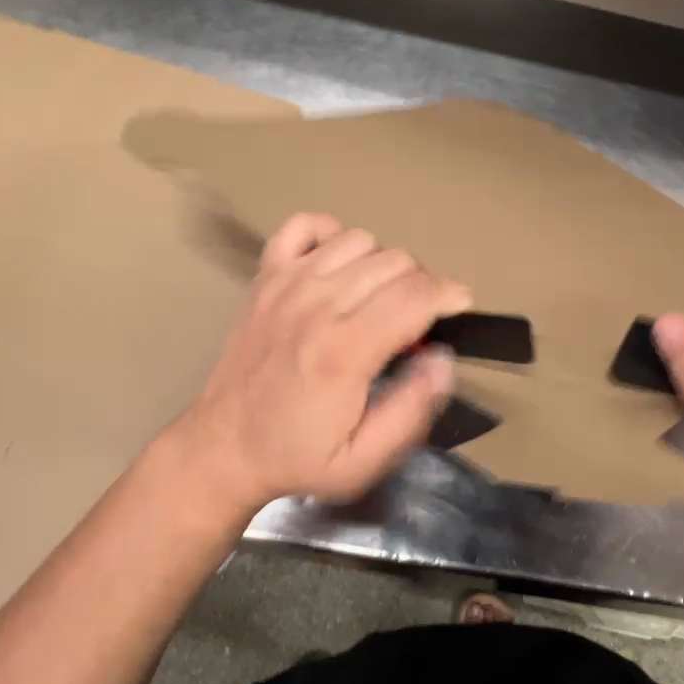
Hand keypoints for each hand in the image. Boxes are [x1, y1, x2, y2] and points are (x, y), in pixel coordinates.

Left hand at [163, 213, 471, 522]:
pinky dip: (332, 236)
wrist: (223, 448)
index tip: (460, 304)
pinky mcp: (266, 275)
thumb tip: (443, 360)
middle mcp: (316, 307)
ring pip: (361, 239)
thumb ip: (412, 411)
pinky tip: (337, 268)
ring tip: (376, 299)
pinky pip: (308, 224)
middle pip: (396, 262)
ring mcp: (287, 283)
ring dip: (381, 265)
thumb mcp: (365, 459)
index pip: (414, 295)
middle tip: (414, 320)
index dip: (450, 293)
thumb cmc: (298, 455)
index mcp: (342, 353)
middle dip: (420, 286)